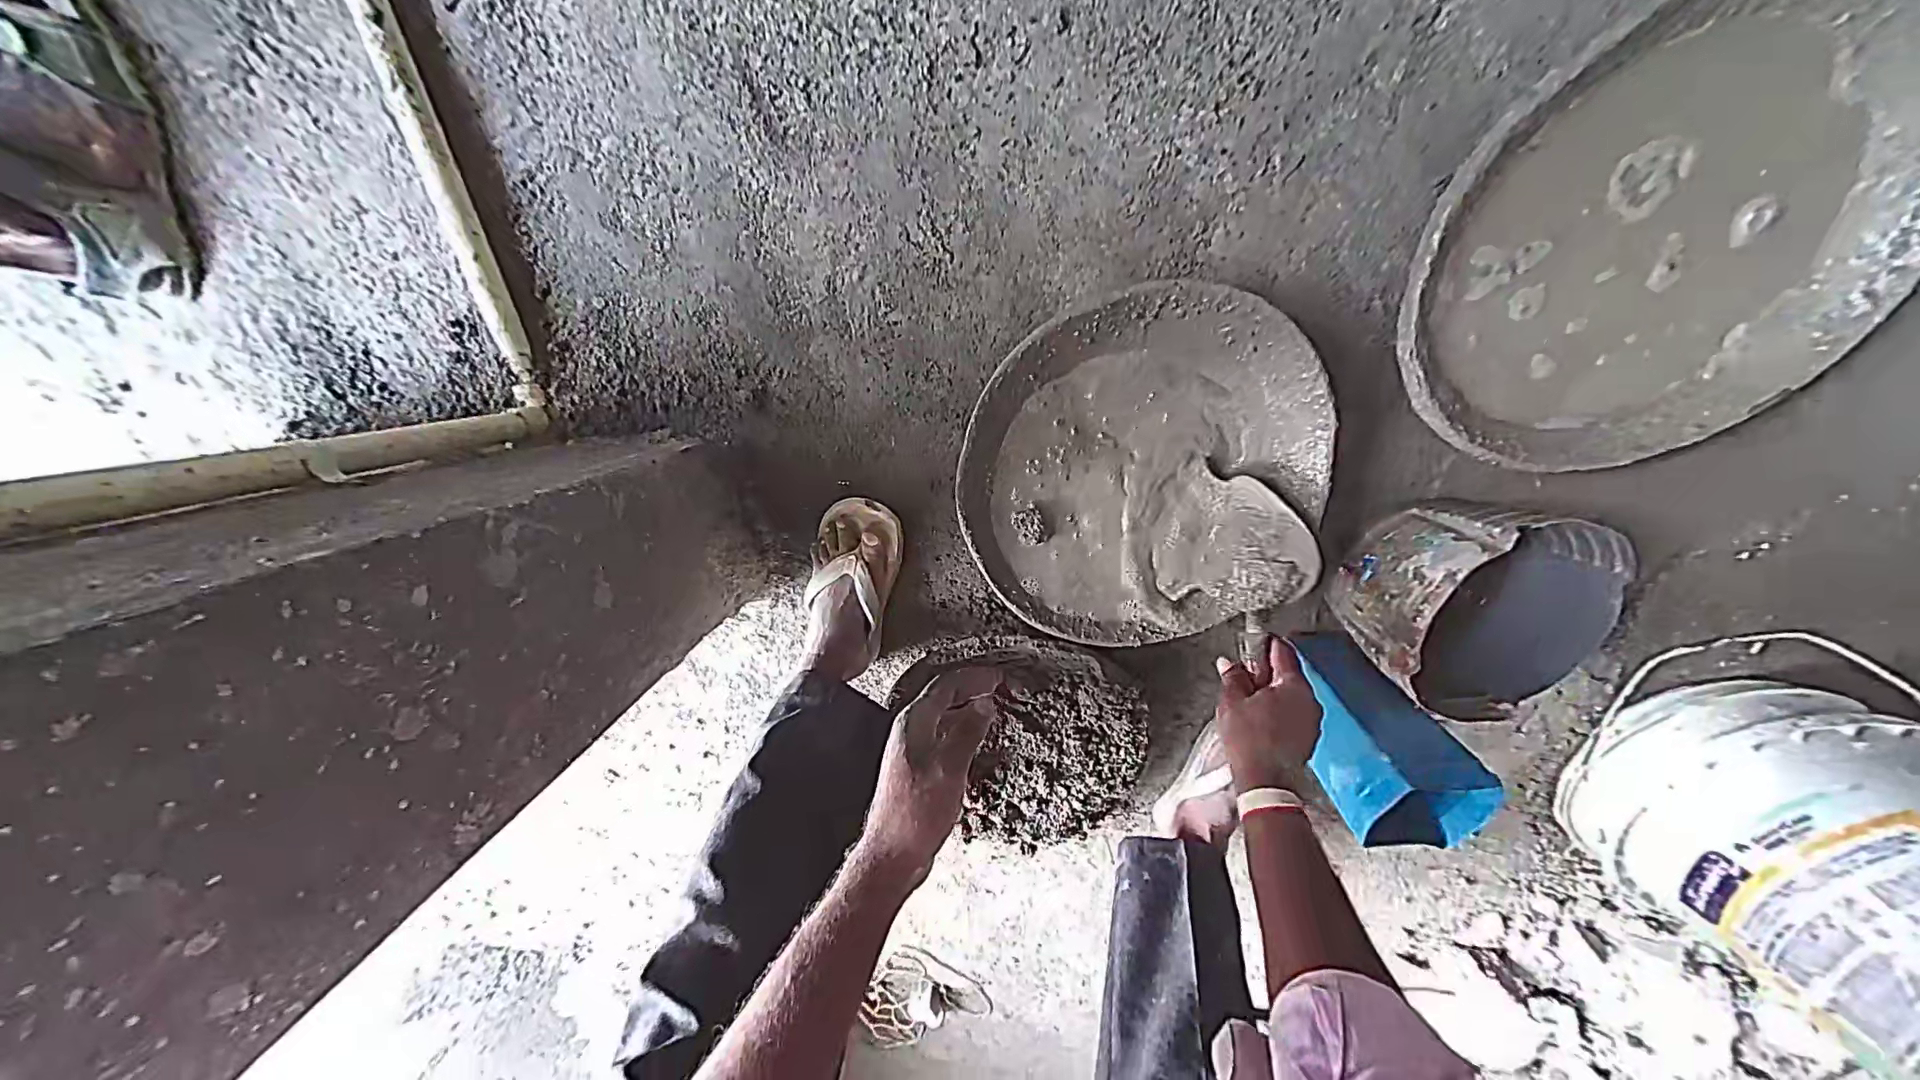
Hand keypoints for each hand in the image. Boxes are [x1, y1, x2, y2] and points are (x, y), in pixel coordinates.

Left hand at [855, 666, 1003, 884]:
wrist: (893, 853)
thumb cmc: (916, 814)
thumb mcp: (950, 769)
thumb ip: (968, 732)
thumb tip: (984, 705)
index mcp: (914, 723)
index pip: (947, 685)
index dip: (975, 678)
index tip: (998, 677)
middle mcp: (910, 731)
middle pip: (944, 696)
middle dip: (972, 687)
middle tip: (999, 687)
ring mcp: (912, 748)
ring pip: (944, 715)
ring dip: (968, 707)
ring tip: (993, 707)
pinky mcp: (918, 766)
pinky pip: (943, 734)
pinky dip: (962, 728)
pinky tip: (976, 739)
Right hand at [1215, 636, 1321, 793]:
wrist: (1266, 781)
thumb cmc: (1248, 740)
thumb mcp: (1232, 702)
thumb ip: (1232, 677)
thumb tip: (1228, 663)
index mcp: (1293, 685)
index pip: (1283, 652)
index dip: (1266, 643)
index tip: (1254, 642)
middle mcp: (1310, 698)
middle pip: (1289, 672)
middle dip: (1267, 669)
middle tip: (1245, 671)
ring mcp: (1313, 718)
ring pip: (1292, 692)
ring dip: (1273, 689)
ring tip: (1249, 695)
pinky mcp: (1309, 735)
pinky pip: (1295, 710)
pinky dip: (1280, 706)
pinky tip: (1261, 713)